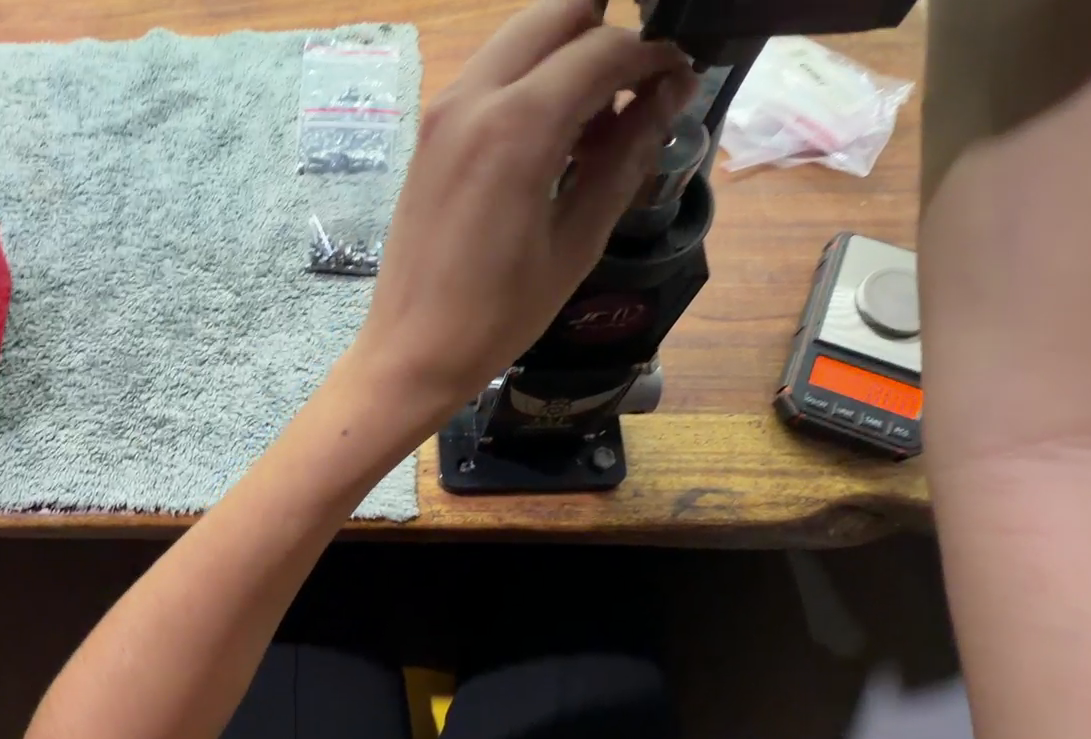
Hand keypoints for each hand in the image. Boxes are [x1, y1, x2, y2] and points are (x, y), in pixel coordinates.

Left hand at [343, 0, 696, 427]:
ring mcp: (441, 114)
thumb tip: (667, 96)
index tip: (679, 83)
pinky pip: (488, 78)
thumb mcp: (576, 243)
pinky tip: (548, 141)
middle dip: (608, 38)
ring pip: (518, 40)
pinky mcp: (426, 136)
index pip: (605, 47)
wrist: (411, 353)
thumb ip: (625, 158)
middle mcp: (472, 99)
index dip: (654, 57)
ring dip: (565, 57)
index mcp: (517, 127)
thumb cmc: (497, 317)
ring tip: (594, 125)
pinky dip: (527, 84)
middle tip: (634, 95)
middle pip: (558, 15)